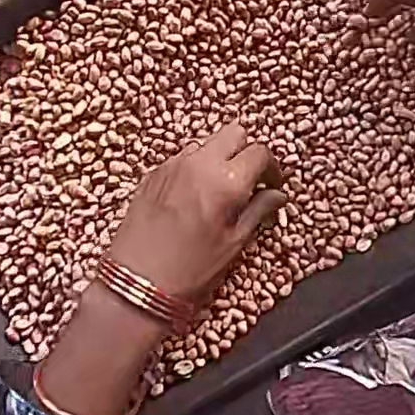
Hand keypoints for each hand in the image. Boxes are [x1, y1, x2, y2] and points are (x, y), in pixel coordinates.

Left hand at [109, 121, 285, 299]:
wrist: (137, 281)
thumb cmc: (190, 269)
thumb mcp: (234, 242)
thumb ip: (258, 211)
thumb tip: (277, 195)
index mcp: (226, 181)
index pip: (260, 152)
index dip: (271, 167)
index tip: (271, 184)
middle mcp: (200, 164)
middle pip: (234, 133)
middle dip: (245, 150)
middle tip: (248, 179)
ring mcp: (174, 165)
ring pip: (207, 143)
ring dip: (219, 157)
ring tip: (219, 189)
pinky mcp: (154, 172)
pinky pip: (183, 158)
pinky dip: (195, 168)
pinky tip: (193, 196)